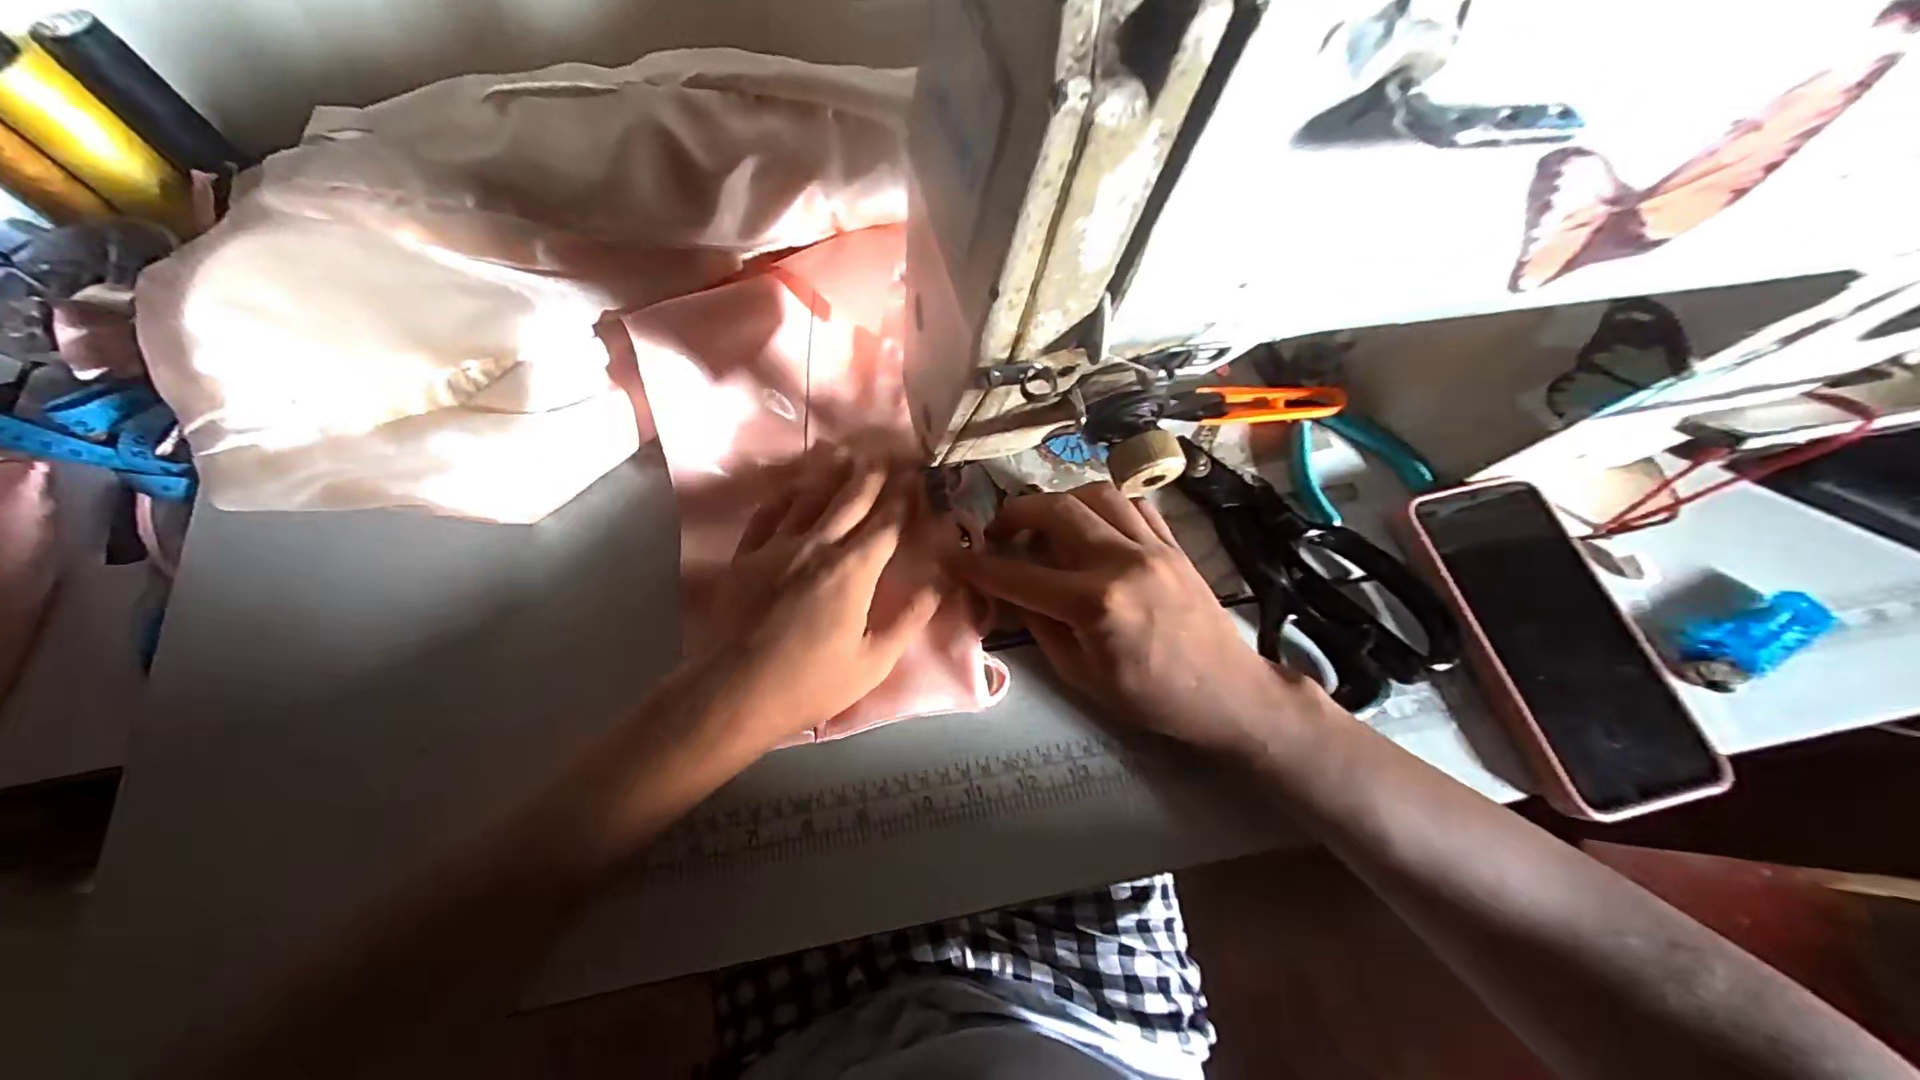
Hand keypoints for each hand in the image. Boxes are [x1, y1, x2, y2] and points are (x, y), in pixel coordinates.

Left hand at [693, 448, 941, 751]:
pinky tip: (794, 489)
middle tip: (886, 452)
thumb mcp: (874, 661)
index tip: (917, 475)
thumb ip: (910, 617)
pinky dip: (786, 497)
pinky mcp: (746, 556)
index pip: (886, 523)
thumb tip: (940, 580)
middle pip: (850, 498)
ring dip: (832, 474)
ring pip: (810, 498)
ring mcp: (777, 547)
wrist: (734, 693)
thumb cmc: (812, 682)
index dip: (905, 497)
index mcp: (854, 570)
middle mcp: (817, 546)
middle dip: (873, 474)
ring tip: (846, 453)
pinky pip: (769, 514)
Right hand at [953, 482, 1331, 756]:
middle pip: (1056, 511)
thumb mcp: (1081, 675)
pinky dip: (1102, 505)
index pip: (1020, 575)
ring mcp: (1152, 546)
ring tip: (1045, 523)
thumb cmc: (1150, 697)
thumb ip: (1040, 626)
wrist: (1228, 692)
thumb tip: (1009, 593)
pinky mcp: (1173, 543)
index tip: (955, 556)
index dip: (980, 565)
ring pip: (1096, 494)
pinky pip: (1133, 503)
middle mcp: (1121, 562)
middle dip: (1015, 514)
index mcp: (1095, 604)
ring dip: (1060, 501)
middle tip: (999, 532)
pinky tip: (1091, 524)